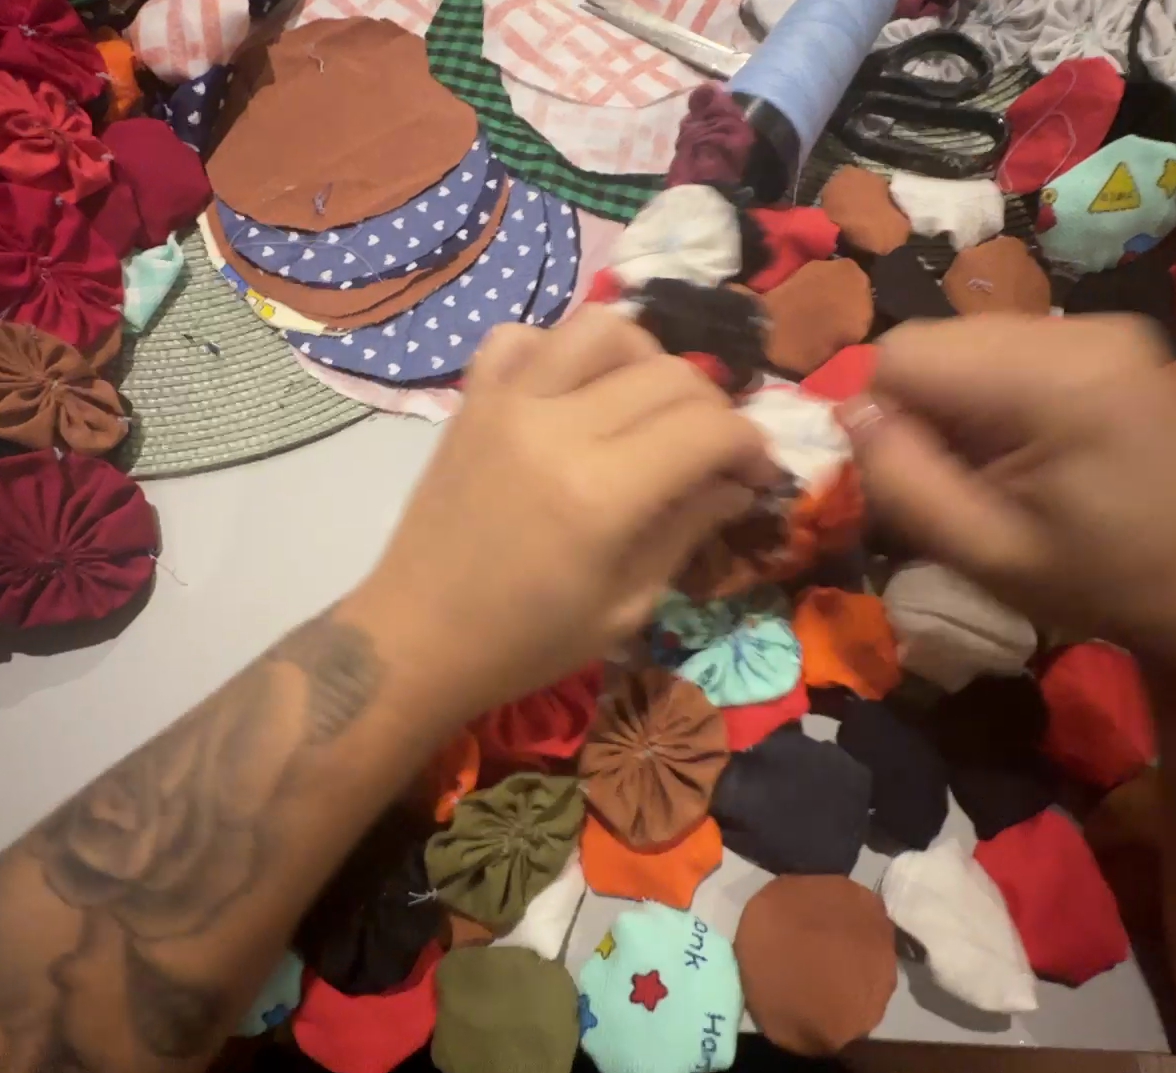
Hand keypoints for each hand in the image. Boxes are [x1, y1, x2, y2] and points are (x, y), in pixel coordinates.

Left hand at [352, 309, 778, 720]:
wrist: (417, 638)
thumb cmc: (527, 642)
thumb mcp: (627, 606)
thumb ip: (688, 528)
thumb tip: (738, 482)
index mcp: (601, 493)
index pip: (708, 429)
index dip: (752, 444)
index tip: (758, 471)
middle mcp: (556, 427)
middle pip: (669, 375)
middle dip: (713, 409)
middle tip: (711, 453)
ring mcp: (506, 403)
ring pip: (602, 328)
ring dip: (647, 360)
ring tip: (649, 407)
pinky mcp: (472, 401)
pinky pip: (523, 337)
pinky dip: (561, 350)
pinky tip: (571, 392)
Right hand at [842, 315, 1175, 659]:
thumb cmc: (1099, 584)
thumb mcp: (982, 553)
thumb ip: (901, 481)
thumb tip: (849, 414)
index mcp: (1053, 382)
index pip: (902, 353)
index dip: (880, 414)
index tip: (906, 474)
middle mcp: (1078, 331)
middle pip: (931, 340)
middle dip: (913, 406)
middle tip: (946, 475)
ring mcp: (1098, 328)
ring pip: (959, 342)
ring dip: (944, 400)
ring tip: (983, 463)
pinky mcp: (1105, 340)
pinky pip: (997, 348)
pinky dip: (979, 393)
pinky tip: (1014, 443)